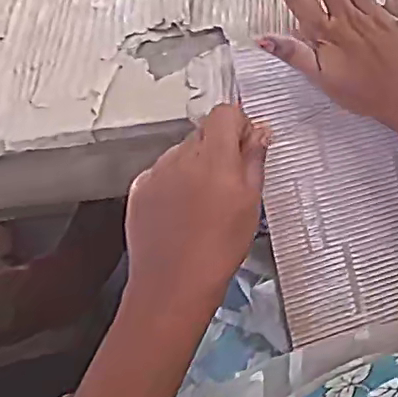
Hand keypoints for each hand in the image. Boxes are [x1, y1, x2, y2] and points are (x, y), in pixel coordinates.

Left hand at [121, 103, 268, 315]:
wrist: (174, 283)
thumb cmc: (219, 248)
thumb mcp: (251, 202)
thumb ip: (254, 161)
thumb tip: (258, 135)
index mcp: (214, 157)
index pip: (225, 113)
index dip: (240, 125)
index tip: (247, 146)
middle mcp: (180, 157)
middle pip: (204, 132)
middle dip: (220, 148)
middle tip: (232, 182)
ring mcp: (156, 172)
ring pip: (182, 152)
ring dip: (197, 166)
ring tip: (207, 203)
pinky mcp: (139, 189)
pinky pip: (162, 172)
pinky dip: (176, 183)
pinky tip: (185, 212)